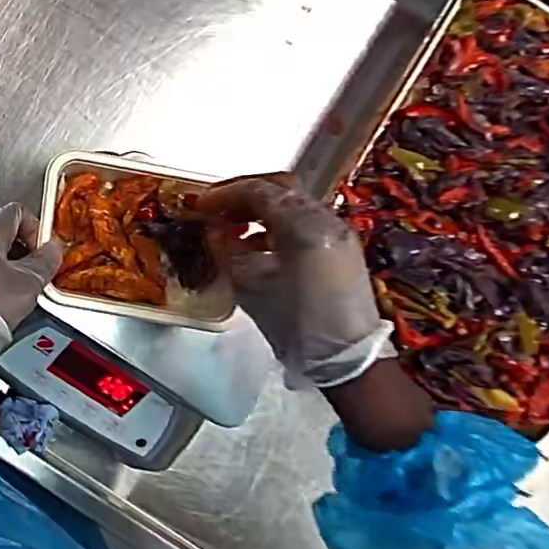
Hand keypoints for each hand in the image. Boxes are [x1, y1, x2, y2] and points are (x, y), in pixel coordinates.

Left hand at [0, 203, 64, 360]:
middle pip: (5, 226)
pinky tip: (3, 291)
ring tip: (21, 283)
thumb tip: (53, 250)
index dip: (36, 229)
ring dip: (11, 259)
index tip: (43, 250)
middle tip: (36, 266)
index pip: (17, 211)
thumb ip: (45, 261)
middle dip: (25, 245)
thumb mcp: (28, 282)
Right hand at [197, 174, 393, 389]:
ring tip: (231, 227)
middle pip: (279, 187)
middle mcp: (325, 221)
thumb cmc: (295, 323)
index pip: (258, 191)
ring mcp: (337, 234)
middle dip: (243, 192)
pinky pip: (302, 221)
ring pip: (292, 202)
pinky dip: (275, 222)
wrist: (348, 361)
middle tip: (216, 206)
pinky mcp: (340, 249)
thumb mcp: (248, 283)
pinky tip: (255, 244)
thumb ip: (227, 248)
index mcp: (303, 227)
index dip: (224, 194)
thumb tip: (216, 230)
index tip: (200, 204)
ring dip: (258, 208)